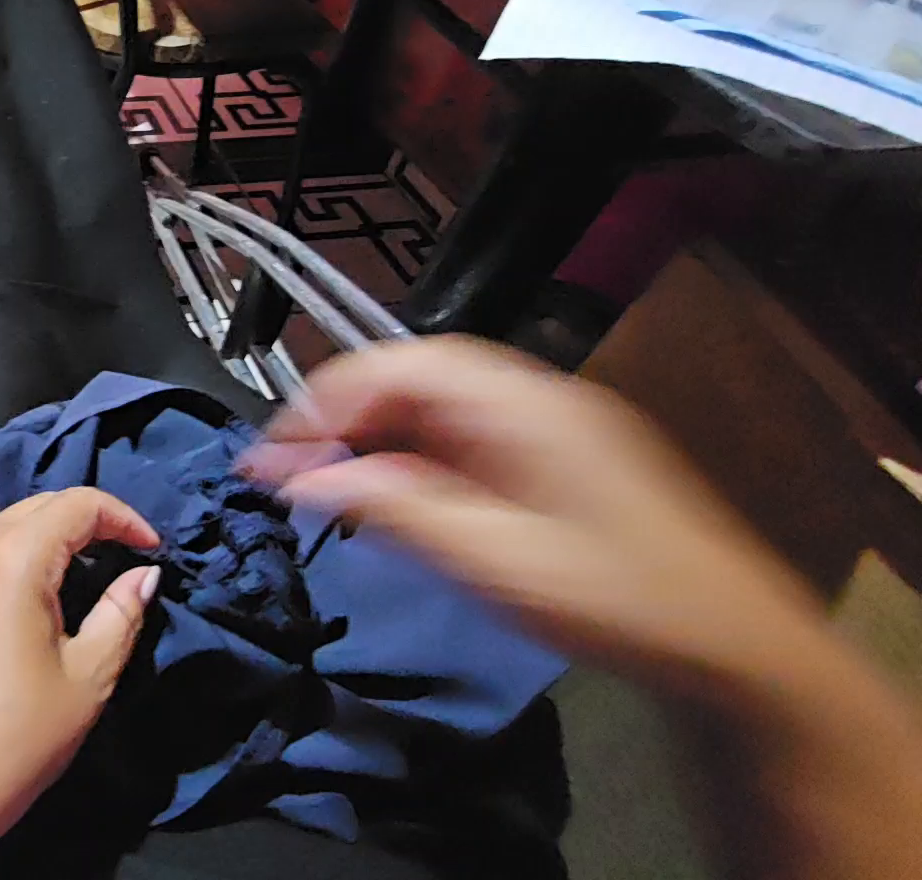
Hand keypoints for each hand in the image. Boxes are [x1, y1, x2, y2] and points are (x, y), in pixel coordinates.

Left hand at [0, 488, 162, 879]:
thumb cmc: (19, 733)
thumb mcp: (88, 675)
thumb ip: (121, 611)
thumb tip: (146, 573)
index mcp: (13, 557)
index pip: (77, 503)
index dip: (123, 517)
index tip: (152, 549)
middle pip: (41, 504)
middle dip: (90, 519)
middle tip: (127, 553)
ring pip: (11, 522)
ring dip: (55, 532)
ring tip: (91, 567)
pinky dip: (22, 549)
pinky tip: (42, 587)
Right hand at [238, 336, 828, 700]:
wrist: (737, 652)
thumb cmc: (616, 598)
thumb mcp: (489, 555)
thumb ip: (386, 506)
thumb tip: (292, 479)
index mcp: (518, 403)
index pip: (397, 365)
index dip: (326, 398)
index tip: (280, 450)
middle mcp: (522, 397)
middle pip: (403, 380)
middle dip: (336, 418)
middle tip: (287, 467)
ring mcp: (530, 426)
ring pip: (418, 408)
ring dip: (361, 439)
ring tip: (316, 482)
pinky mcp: (532, 457)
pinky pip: (443, 438)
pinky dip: (396, 459)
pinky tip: (374, 492)